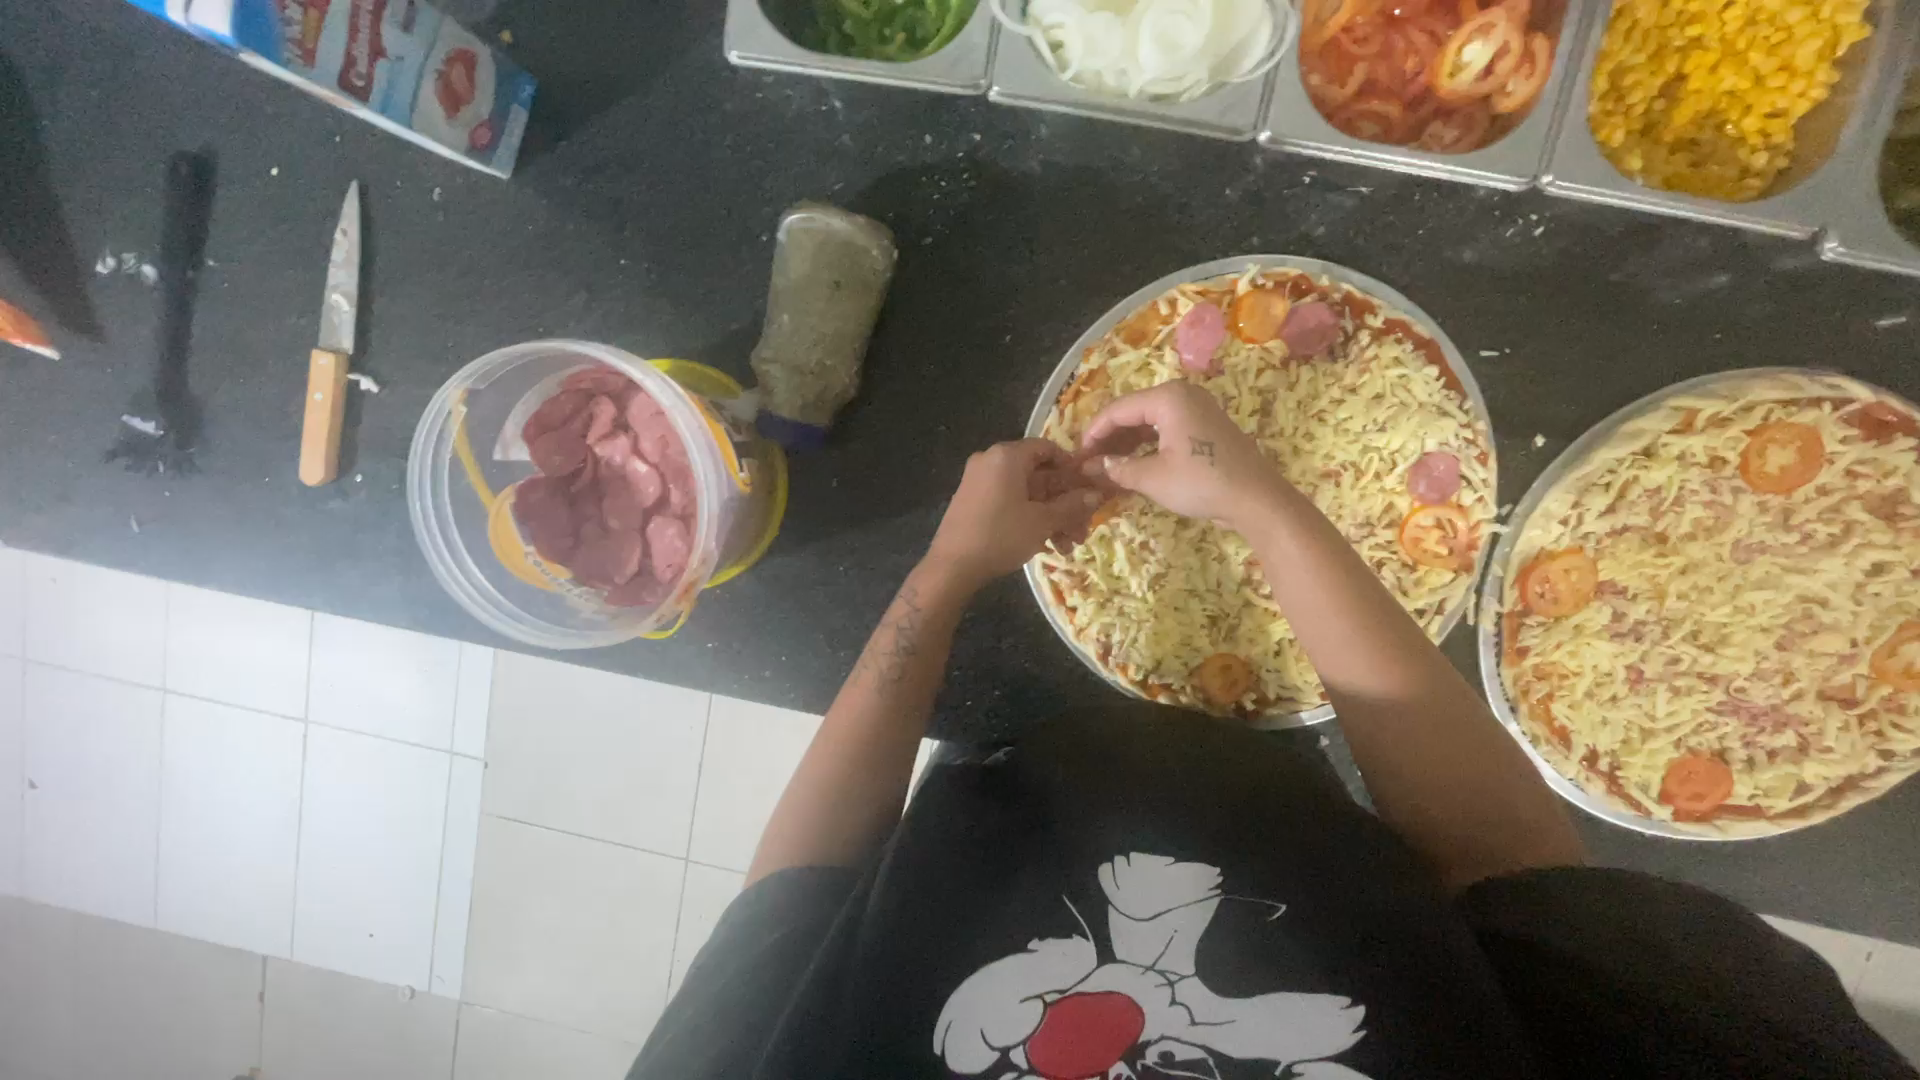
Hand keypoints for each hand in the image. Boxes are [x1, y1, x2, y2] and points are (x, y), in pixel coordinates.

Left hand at [925, 438, 1105, 590]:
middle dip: (1065, 503)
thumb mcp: (1042, 521)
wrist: (952, 566)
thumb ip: (1071, 505)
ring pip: (1026, 493)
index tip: (1089, 487)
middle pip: (1039, 475)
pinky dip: (1029, 518)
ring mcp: (979, 482)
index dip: (1071, 466)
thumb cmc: (1001, 536)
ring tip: (1067, 546)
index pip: (1047, 448)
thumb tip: (1097, 494)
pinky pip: (1009, 502)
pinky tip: (1047, 545)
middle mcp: (991, 461)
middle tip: (1082, 528)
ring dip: (1050, 516)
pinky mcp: (973, 502)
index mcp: (1007, 456)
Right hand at [1080, 382, 1279, 527]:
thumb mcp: (1152, 478)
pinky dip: (1147, 445)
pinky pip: (1166, 429)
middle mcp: (1181, 395)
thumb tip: (1094, 466)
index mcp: (1167, 398)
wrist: (1256, 499)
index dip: (1093, 433)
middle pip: (1133, 412)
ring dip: (1126, 443)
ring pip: (1149, 421)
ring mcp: (1197, 409)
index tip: (1077, 456)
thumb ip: (1118, 468)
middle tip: (1089, 462)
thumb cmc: (1201, 483)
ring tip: (1106, 466)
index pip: (1117, 410)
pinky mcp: (1205, 426)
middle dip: (1109, 438)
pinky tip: (1133, 465)